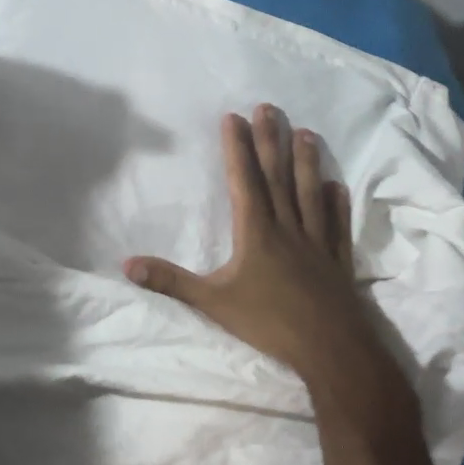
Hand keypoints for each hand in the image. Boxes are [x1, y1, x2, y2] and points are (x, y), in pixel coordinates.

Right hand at [124, 104, 388, 380]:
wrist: (337, 357)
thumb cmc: (271, 324)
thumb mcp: (212, 303)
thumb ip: (170, 281)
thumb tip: (125, 264)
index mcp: (256, 233)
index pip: (244, 181)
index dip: (238, 148)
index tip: (234, 117)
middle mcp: (287, 230)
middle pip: (278, 178)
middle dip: (271, 141)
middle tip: (271, 108)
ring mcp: (317, 246)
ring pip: (309, 194)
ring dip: (307, 163)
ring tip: (307, 133)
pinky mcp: (338, 265)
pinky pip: (336, 227)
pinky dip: (336, 205)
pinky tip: (336, 186)